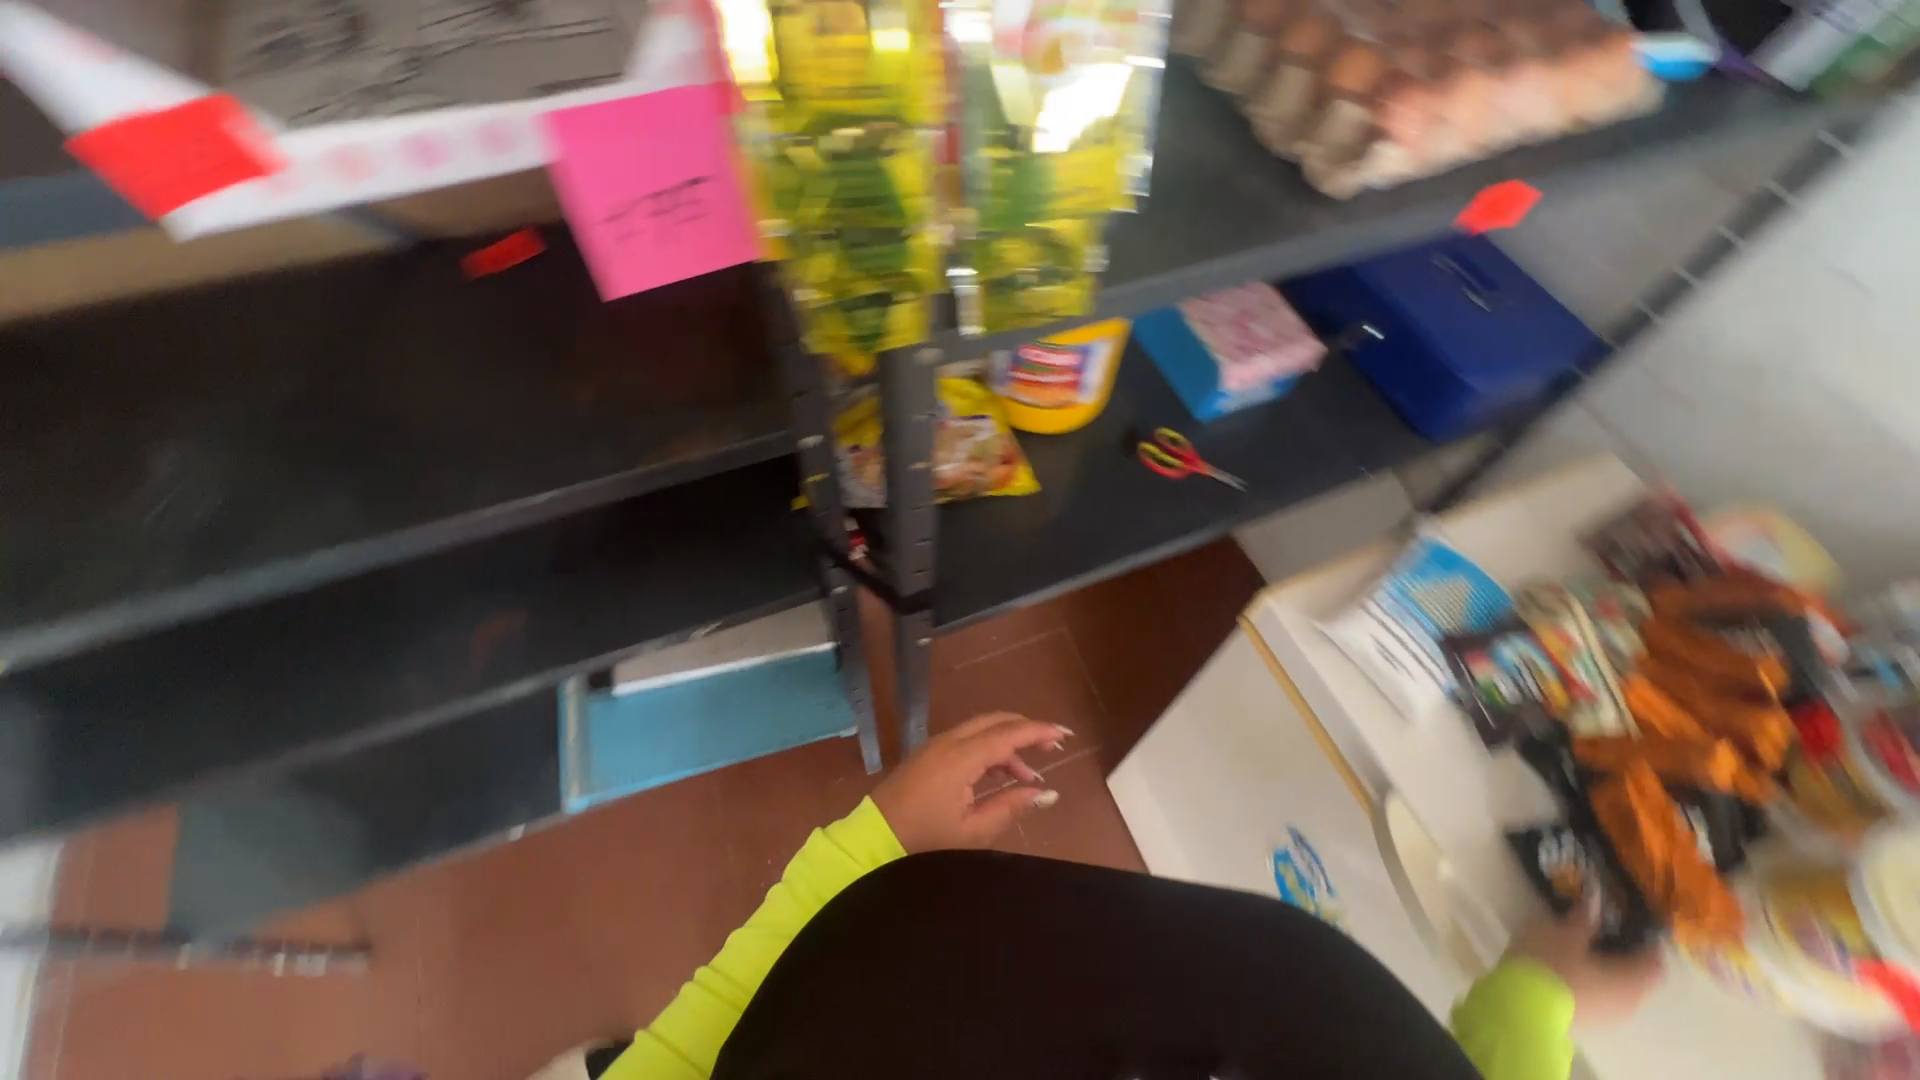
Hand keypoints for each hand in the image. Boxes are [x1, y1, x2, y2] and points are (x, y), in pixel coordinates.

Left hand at [871, 712, 1070, 853]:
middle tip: (1052, 747)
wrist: (874, 841)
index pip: (1008, 734)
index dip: (1039, 731)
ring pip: (980, 730)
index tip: (1065, 734)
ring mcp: (935, 746)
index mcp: (961, 757)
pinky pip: (966, 741)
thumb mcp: (974, 831)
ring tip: (1029, 777)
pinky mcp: (927, 755)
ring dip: (1007, 745)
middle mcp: (948, 742)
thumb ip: (1011, 806)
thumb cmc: (925, 841)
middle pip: (994, 721)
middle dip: (1025, 730)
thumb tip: (1045, 792)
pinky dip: (988, 750)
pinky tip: (1002, 775)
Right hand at [1507, 901, 1663, 1026]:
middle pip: (1635, 977)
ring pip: (1615, 991)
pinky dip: (1589, 986)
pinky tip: (1564, 975)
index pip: (1655, 960)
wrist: (1523, 1006)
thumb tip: (1595, 899)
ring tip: (1574, 955)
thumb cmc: (1550, 964)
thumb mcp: (1562, 932)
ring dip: (1603, 973)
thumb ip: (1583, 917)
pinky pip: (1597, 1001)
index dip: (1645, 941)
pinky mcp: (1588, 1025)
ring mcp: (1610, 1018)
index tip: (1628, 923)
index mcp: (1632, 979)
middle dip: (1619, 956)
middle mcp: (1631, 1003)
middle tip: (1595, 936)